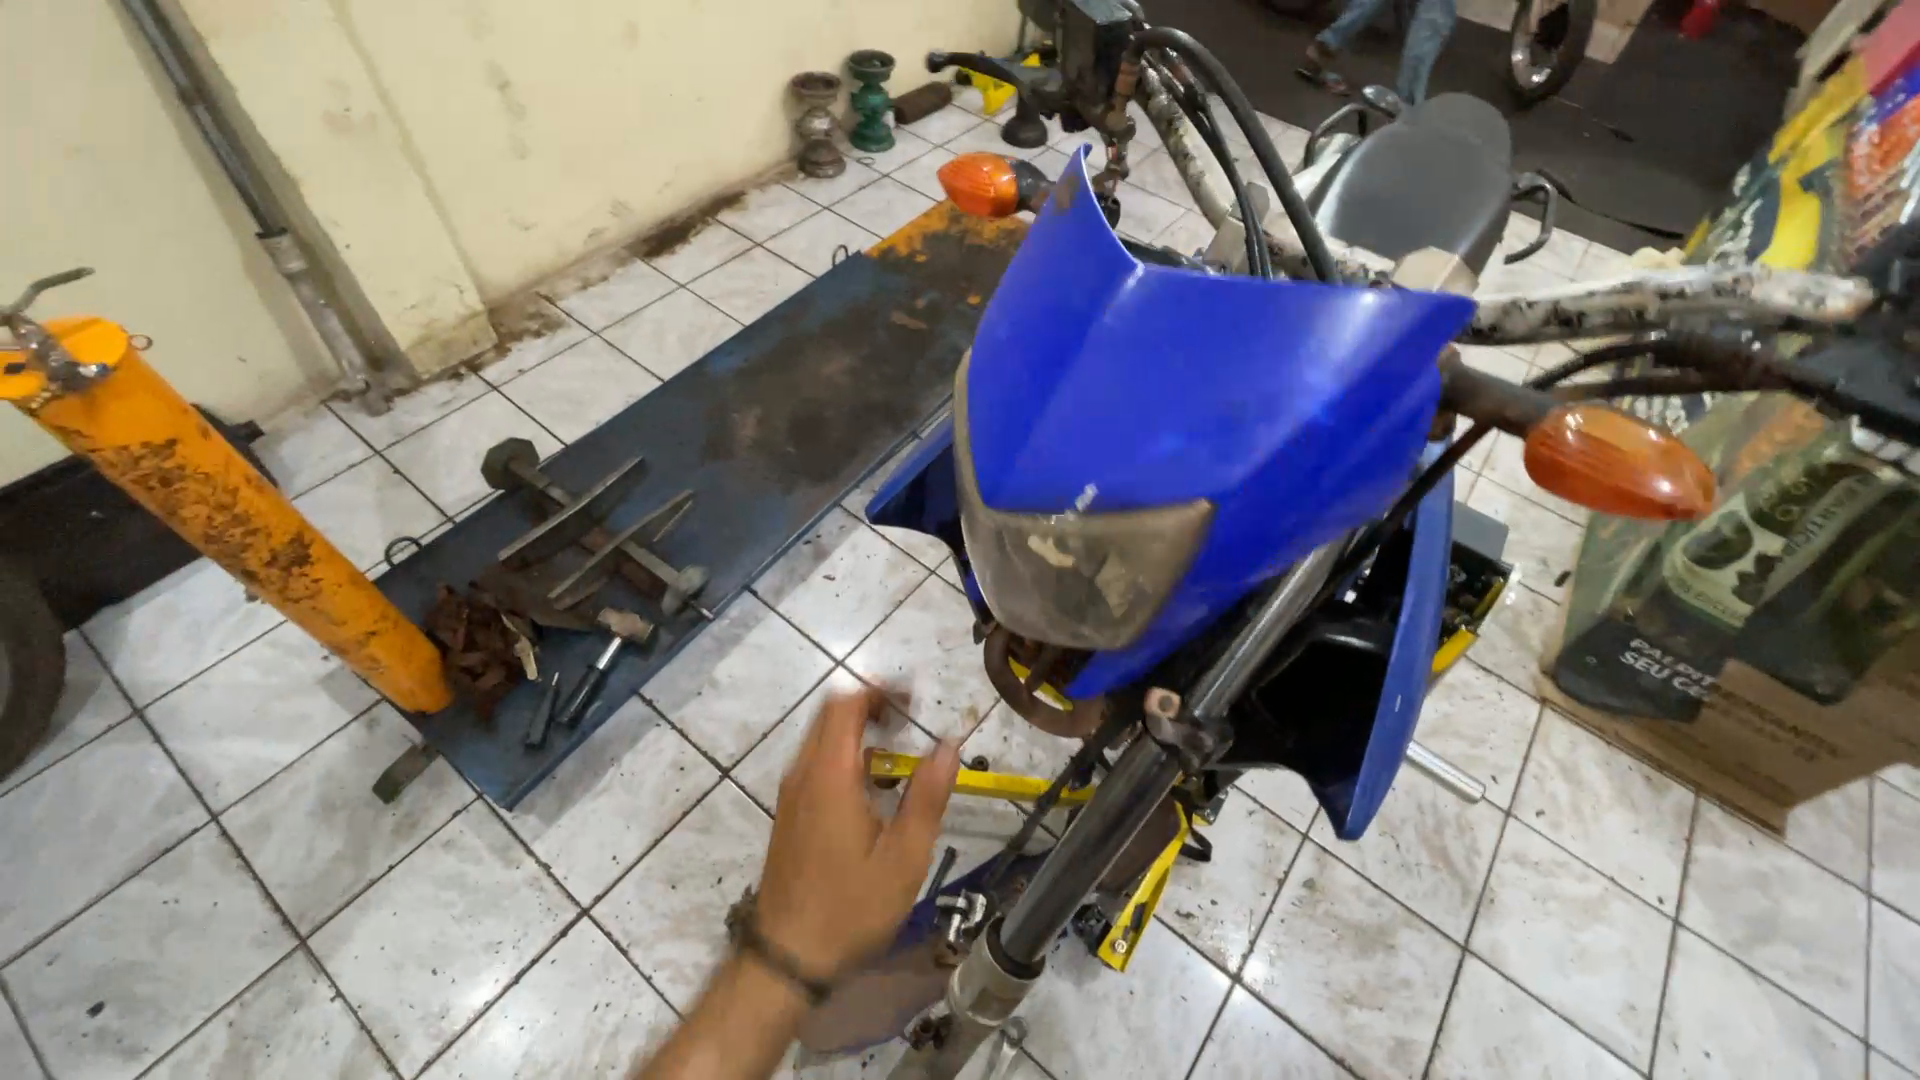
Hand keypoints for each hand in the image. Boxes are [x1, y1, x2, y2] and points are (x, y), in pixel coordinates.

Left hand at [753, 688, 961, 981]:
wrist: (786, 956)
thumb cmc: (851, 906)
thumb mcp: (905, 856)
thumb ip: (927, 795)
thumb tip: (948, 744)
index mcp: (830, 775)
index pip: (846, 704)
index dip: (881, 691)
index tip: (915, 700)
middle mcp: (803, 774)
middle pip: (830, 713)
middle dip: (871, 705)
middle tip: (909, 720)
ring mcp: (791, 794)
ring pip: (820, 738)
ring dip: (857, 730)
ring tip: (898, 751)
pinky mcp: (789, 813)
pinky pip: (815, 762)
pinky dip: (844, 754)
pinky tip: (871, 788)